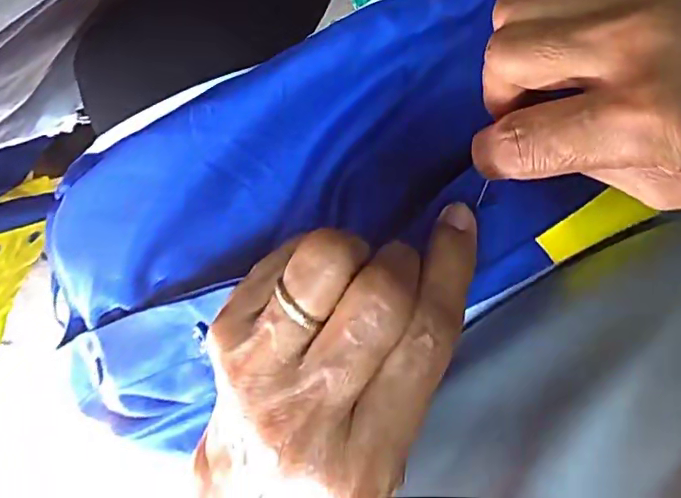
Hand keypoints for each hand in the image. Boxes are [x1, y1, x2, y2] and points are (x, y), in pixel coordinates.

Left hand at [194, 206, 476, 497]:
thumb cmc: (335, 459)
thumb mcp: (394, 436)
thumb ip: (421, 352)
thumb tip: (452, 234)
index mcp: (366, 456)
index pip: (426, 336)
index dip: (450, 265)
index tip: (458, 221)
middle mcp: (304, 419)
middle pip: (380, 296)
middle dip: (401, 261)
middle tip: (397, 273)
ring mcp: (255, 377)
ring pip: (323, 264)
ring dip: (353, 251)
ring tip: (353, 275)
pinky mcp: (223, 339)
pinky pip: (284, 256)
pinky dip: (311, 250)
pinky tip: (316, 283)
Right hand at [472, 0, 680, 208]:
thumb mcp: (673, 190)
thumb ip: (589, 164)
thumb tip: (528, 145)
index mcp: (640, 118)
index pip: (520, 136)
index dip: (495, 157)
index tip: (500, 160)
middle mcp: (625, 45)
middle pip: (503, 52)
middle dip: (497, 96)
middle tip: (529, 116)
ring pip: (517, 7)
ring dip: (517, 50)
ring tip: (552, 77)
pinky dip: (549, 17)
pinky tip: (580, 44)